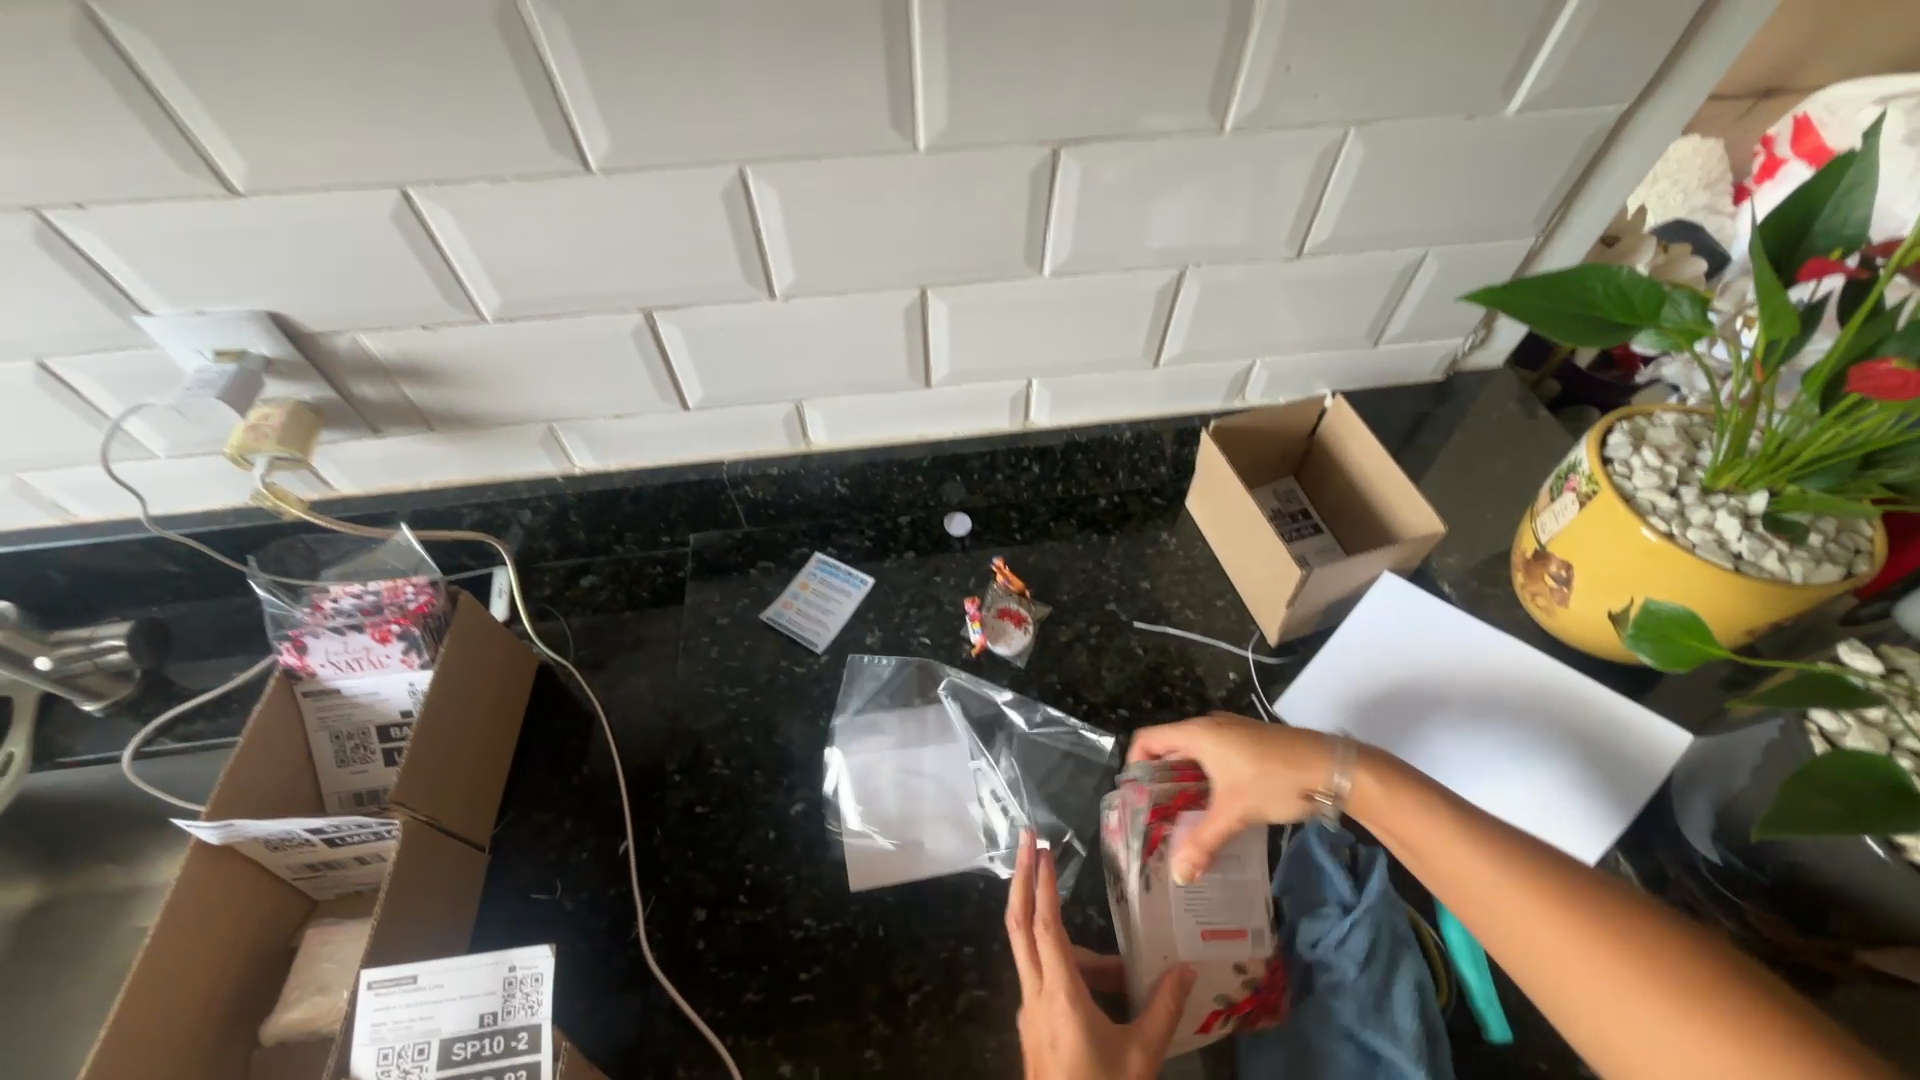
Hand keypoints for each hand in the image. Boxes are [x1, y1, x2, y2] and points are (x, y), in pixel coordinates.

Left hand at [1005, 830, 1194, 1079]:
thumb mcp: (1141, 1055)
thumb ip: (1164, 1009)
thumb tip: (1187, 969)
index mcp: (1059, 996)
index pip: (1045, 926)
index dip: (1042, 884)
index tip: (1042, 848)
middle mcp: (1034, 994)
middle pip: (1019, 924)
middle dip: (1021, 878)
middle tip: (1027, 840)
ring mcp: (1027, 1010)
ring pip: (1037, 955)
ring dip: (1069, 943)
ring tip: (1123, 972)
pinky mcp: (1031, 1026)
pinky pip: (1045, 979)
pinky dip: (1070, 969)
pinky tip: (1106, 991)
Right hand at [1127, 712, 1341, 884]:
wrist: (1333, 768)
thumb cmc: (1275, 781)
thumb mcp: (1236, 813)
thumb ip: (1203, 842)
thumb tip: (1179, 876)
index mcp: (1198, 734)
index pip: (1147, 739)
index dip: (1135, 764)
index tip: (1136, 797)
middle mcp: (1210, 726)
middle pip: (1169, 747)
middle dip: (1160, 780)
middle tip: (1156, 814)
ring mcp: (1232, 732)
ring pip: (1194, 754)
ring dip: (1185, 781)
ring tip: (1183, 816)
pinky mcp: (1250, 743)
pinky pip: (1214, 757)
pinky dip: (1206, 778)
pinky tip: (1216, 807)